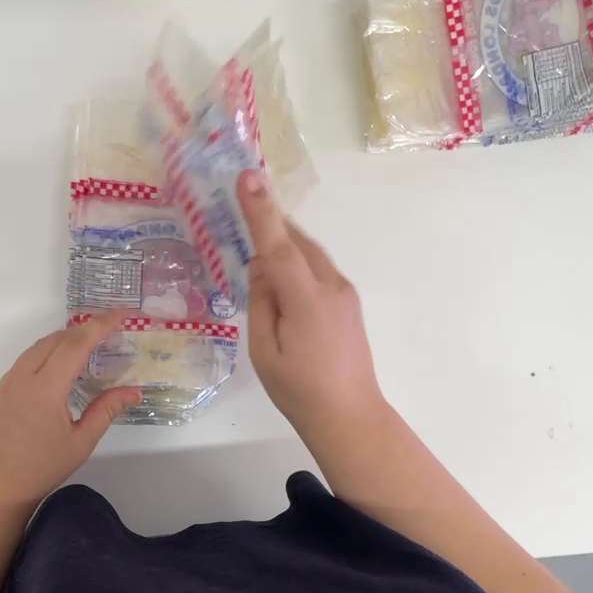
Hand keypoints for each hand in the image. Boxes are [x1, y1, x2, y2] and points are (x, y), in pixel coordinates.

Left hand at [0, 310, 142, 510]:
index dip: (101, 324)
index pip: (76, 343)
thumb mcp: (80, 442)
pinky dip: (49, 353)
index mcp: (45, 387)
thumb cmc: (40, 469)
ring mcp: (8, 383)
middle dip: (84, 329)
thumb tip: (134, 392)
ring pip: (39, 347)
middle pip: (56, 339)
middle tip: (111, 331)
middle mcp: (23, 377)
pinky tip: (61, 367)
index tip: (122, 313)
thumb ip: (106, 411)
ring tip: (90, 346)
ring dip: (65, 340)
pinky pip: (27, 360)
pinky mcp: (1, 392)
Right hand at [238, 171, 386, 432]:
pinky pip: (318, 270)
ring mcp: (345, 294)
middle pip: (298, 242)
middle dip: (272, 223)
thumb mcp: (264, 352)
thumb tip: (261, 268)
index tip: (247, 177)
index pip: (278, 246)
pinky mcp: (348, 304)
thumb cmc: (298, 391)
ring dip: (284, 245)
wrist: (348, 415)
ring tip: (257, 244)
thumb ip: (261, 303)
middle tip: (244, 203)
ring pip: (310, 255)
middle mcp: (331, 287)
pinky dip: (297, 264)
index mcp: (306, 300)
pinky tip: (281, 278)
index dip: (261, 211)